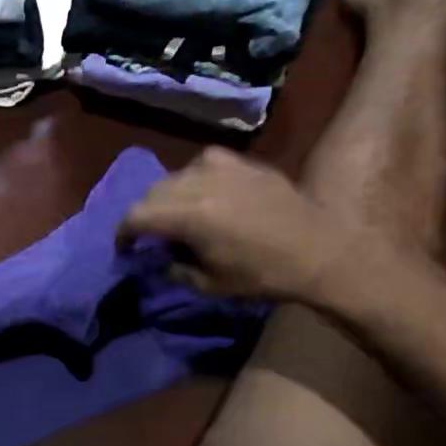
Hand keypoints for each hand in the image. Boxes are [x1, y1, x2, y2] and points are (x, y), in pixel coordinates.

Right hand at [120, 148, 427, 311]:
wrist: (321, 250)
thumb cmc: (263, 275)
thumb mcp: (209, 284)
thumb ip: (174, 268)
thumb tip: (158, 258)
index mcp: (190, 215)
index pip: (136, 216)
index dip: (123, 233)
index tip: (125, 248)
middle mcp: (200, 183)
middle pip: (152, 193)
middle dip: (143, 215)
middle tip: (147, 236)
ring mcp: (223, 167)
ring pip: (175, 176)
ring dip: (166, 197)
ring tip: (174, 215)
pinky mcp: (242, 162)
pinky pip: (202, 164)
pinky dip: (193, 180)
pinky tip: (204, 194)